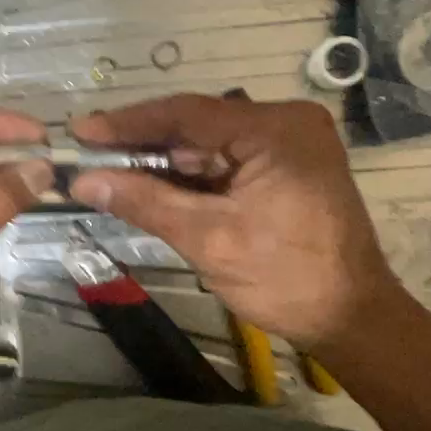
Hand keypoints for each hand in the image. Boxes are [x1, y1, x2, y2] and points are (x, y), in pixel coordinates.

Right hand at [68, 92, 399, 350]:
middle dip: (141, 144)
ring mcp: (286, 146)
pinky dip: (186, 177)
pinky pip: (222, 163)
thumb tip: (84, 182)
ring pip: (206, 145)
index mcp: (276, 129)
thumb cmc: (285, 277)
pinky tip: (149, 186)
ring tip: (107, 173)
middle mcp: (284, 124)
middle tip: (88, 156)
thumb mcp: (209, 239)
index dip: (128, 123)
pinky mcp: (283, 169)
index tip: (81, 131)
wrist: (349, 317)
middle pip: (196, 125)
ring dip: (160, 162)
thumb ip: (145, 203)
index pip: (187, 114)